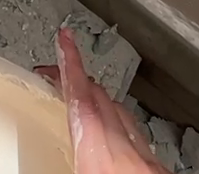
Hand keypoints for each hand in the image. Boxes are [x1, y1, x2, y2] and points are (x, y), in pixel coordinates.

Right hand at [42, 29, 169, 173]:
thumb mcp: (78, 172)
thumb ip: (66, 160)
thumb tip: (38, 160)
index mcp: (99, 151)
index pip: (81, 94)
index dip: (70, 61)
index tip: (65, 37)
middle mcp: (127, 149)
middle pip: (102, 98)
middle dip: (80, 81)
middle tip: (60, 76)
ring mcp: (148, 159)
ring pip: (124, 114)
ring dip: (103, 103)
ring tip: (85, 104)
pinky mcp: (161, 169)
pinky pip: (139, 136)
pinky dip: (124, 129)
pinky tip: (117, 140)